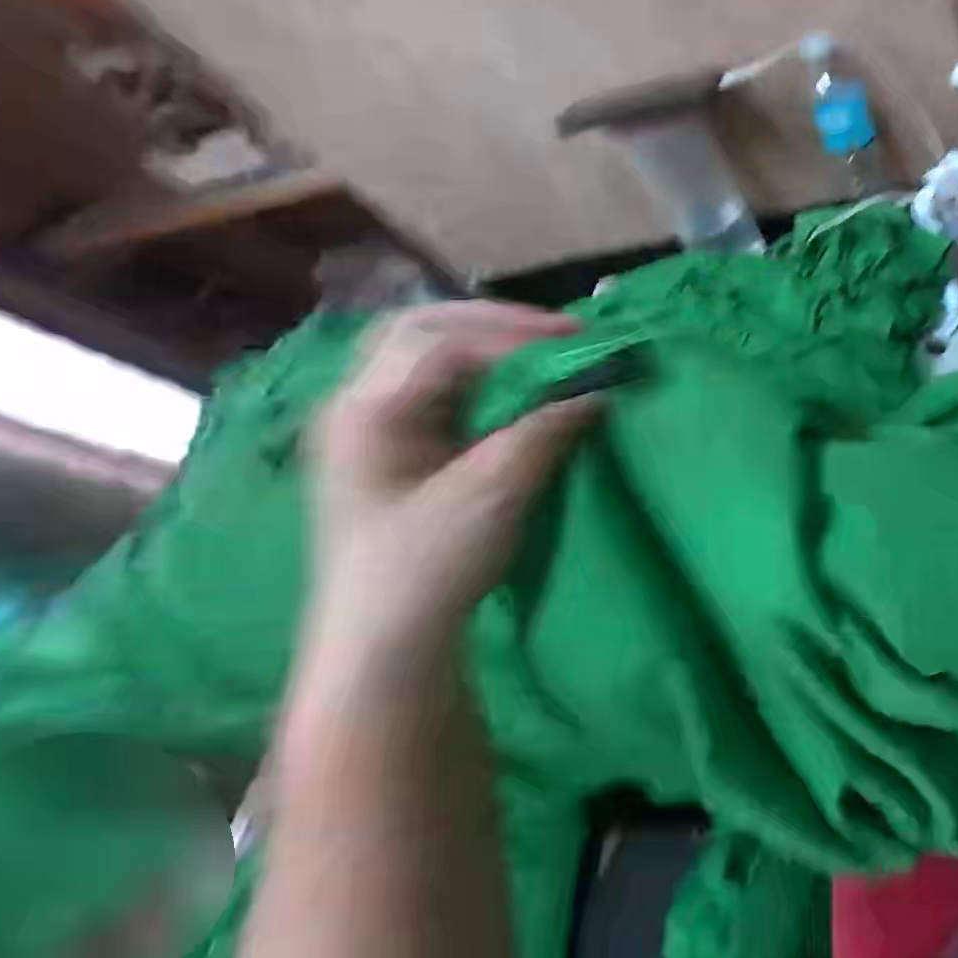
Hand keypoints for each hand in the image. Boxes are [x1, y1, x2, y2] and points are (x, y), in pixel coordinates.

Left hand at [307, 301, 596, 659]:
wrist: (388, 634)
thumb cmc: (429, 567)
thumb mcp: (493, 497)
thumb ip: (544, 433)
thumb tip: (598, 389)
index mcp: (367, 412)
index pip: (442, 343)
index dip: (515, 335)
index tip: (580, 342)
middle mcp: (358, 401)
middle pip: (425, 327)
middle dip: (500, 323)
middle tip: (566, 334)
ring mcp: (371, 418)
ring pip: (427, 346)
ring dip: (490, 338)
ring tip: (547, 346)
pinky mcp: (395, 438)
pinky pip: (438, 377)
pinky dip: (485, 365)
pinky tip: (517, 376)